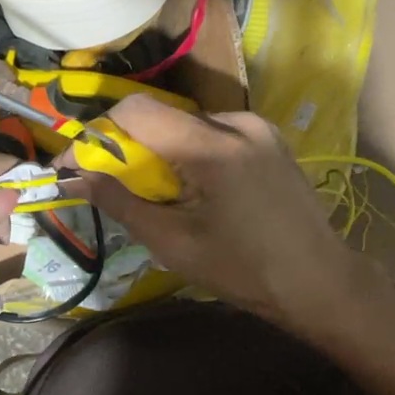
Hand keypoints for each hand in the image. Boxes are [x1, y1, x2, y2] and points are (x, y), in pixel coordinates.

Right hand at [65, 95, 391, 342]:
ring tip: (158, 193)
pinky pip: (212, 132)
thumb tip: (76, 177)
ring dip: (160, 150)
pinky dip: (189, 152)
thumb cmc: (241, 269)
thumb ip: (121, 203)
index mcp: (211, 147)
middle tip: (114, 185)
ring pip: (185, 123)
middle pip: (160, 115)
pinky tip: (194, 189)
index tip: (79, 165)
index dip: (97, 134)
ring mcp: (258, 128)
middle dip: (127, 146)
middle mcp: (236, 123)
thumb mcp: (172, 243)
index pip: (135, 111)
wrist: (318, 282)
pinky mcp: (269, 139)